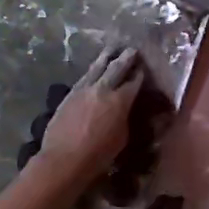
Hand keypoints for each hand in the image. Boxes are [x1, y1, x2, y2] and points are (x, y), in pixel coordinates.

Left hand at [37, 46, 143, 181]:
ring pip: (97, 68)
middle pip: (116, 68)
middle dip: (126, 58)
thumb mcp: (122, 137)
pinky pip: (84, 77)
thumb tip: (125, 110)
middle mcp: (103, 89)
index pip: (134, 82)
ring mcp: (84, 89)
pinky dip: (92, 70)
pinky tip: (94, 68)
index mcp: (120, 101)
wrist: (65, 158)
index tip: (144, 67)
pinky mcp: (70, 94)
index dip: (140, 74)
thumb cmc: (99, 154)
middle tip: (132, 49)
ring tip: (112, 49)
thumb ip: (125, 118)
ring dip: (106, 57)